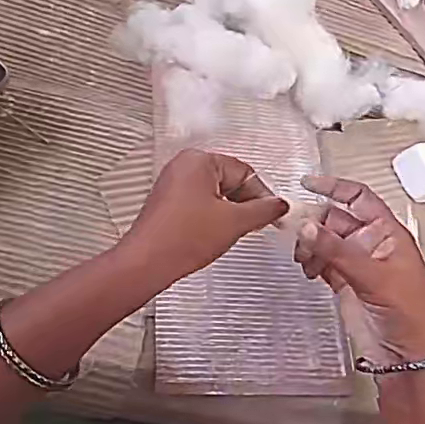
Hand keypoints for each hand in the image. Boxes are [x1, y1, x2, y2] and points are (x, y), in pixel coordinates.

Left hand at [124, 150, 288, 280]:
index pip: (245, 171)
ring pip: (214, 193)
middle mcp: (181, 167)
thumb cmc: (178, 238)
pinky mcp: (167, 202)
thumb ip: (263, 210)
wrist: (148, 261)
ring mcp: (172, 184)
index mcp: (197, 161)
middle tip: (256, 222)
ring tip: (232, 230)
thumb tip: (276, 205)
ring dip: (229, 211)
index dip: (262, 194)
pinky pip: (199, 203)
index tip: (272, 212)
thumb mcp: (235, 222)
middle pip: (229, 180)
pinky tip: (213, 233)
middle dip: (245, 202)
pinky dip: (212, 216)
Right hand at [291, 176, 424, 361]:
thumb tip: (308, 227)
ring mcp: (357, 264)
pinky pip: (321, 262)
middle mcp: (371, 244)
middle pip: (334, 220)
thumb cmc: (414, 315)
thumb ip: (337, 250)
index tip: (307, 183)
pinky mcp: (345, 283)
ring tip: (303, 257)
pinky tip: (309, 269)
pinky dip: (311, 262)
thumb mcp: (375, 277)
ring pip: (324, 241)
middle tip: (294, 229)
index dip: (334, 187)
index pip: (358, 198)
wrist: (410, 356)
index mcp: (387, 233)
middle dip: (314, 222)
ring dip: (309, 245)